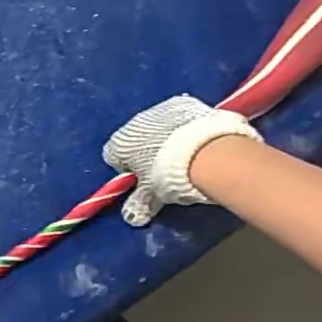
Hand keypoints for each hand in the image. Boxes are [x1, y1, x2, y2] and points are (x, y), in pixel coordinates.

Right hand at [103, 94, 262, 225]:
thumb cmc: (169, 175)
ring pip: (157, 126)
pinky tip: (197, 137)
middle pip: (135, 139)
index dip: (128, 168)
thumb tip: (132, 218)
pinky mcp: (184, 103)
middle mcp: (133, 124)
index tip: (143, 178)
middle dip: (146, 151)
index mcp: (119, 144)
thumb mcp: (153, 194)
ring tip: (184, 153)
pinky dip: (184, 125)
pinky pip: (179, 116)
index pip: (114, 156)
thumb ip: (140, 203)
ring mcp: (158, 110)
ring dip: (165, 137)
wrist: (207, 152)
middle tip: (164, 167)